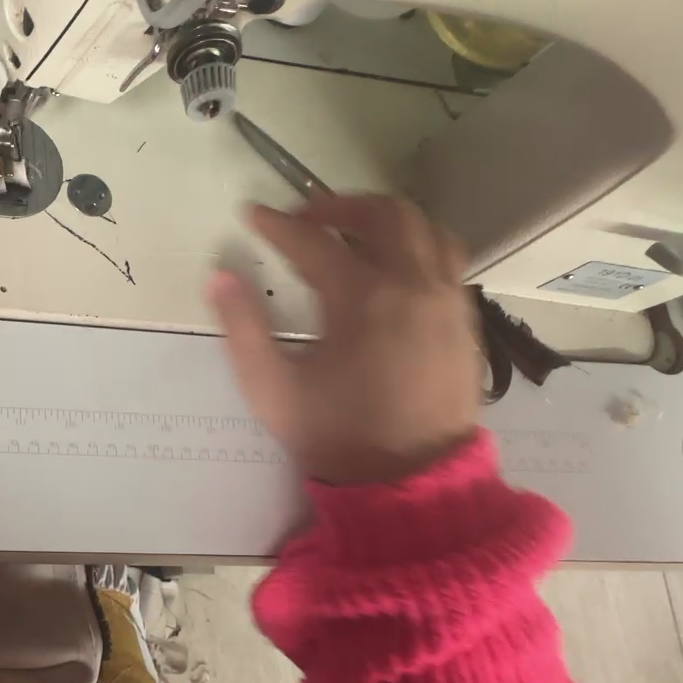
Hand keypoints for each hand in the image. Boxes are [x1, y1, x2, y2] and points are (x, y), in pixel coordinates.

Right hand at [208, 195, 479, 483]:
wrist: (409, 478)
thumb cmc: (334, 433)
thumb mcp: (271, 388)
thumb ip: (243, 329)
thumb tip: (219, 278)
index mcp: (362, 299)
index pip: (315, 242)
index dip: (278, 225)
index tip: (253, 215)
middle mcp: (413, 285)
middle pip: (384, 214)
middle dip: (339, 204)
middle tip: (304, 215)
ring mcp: (447, 298)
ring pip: (425, 228)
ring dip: (384, 218)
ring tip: (350, 232)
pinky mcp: (463, 318)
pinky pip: (445, 257)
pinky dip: (413, 244)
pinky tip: (388, 267)